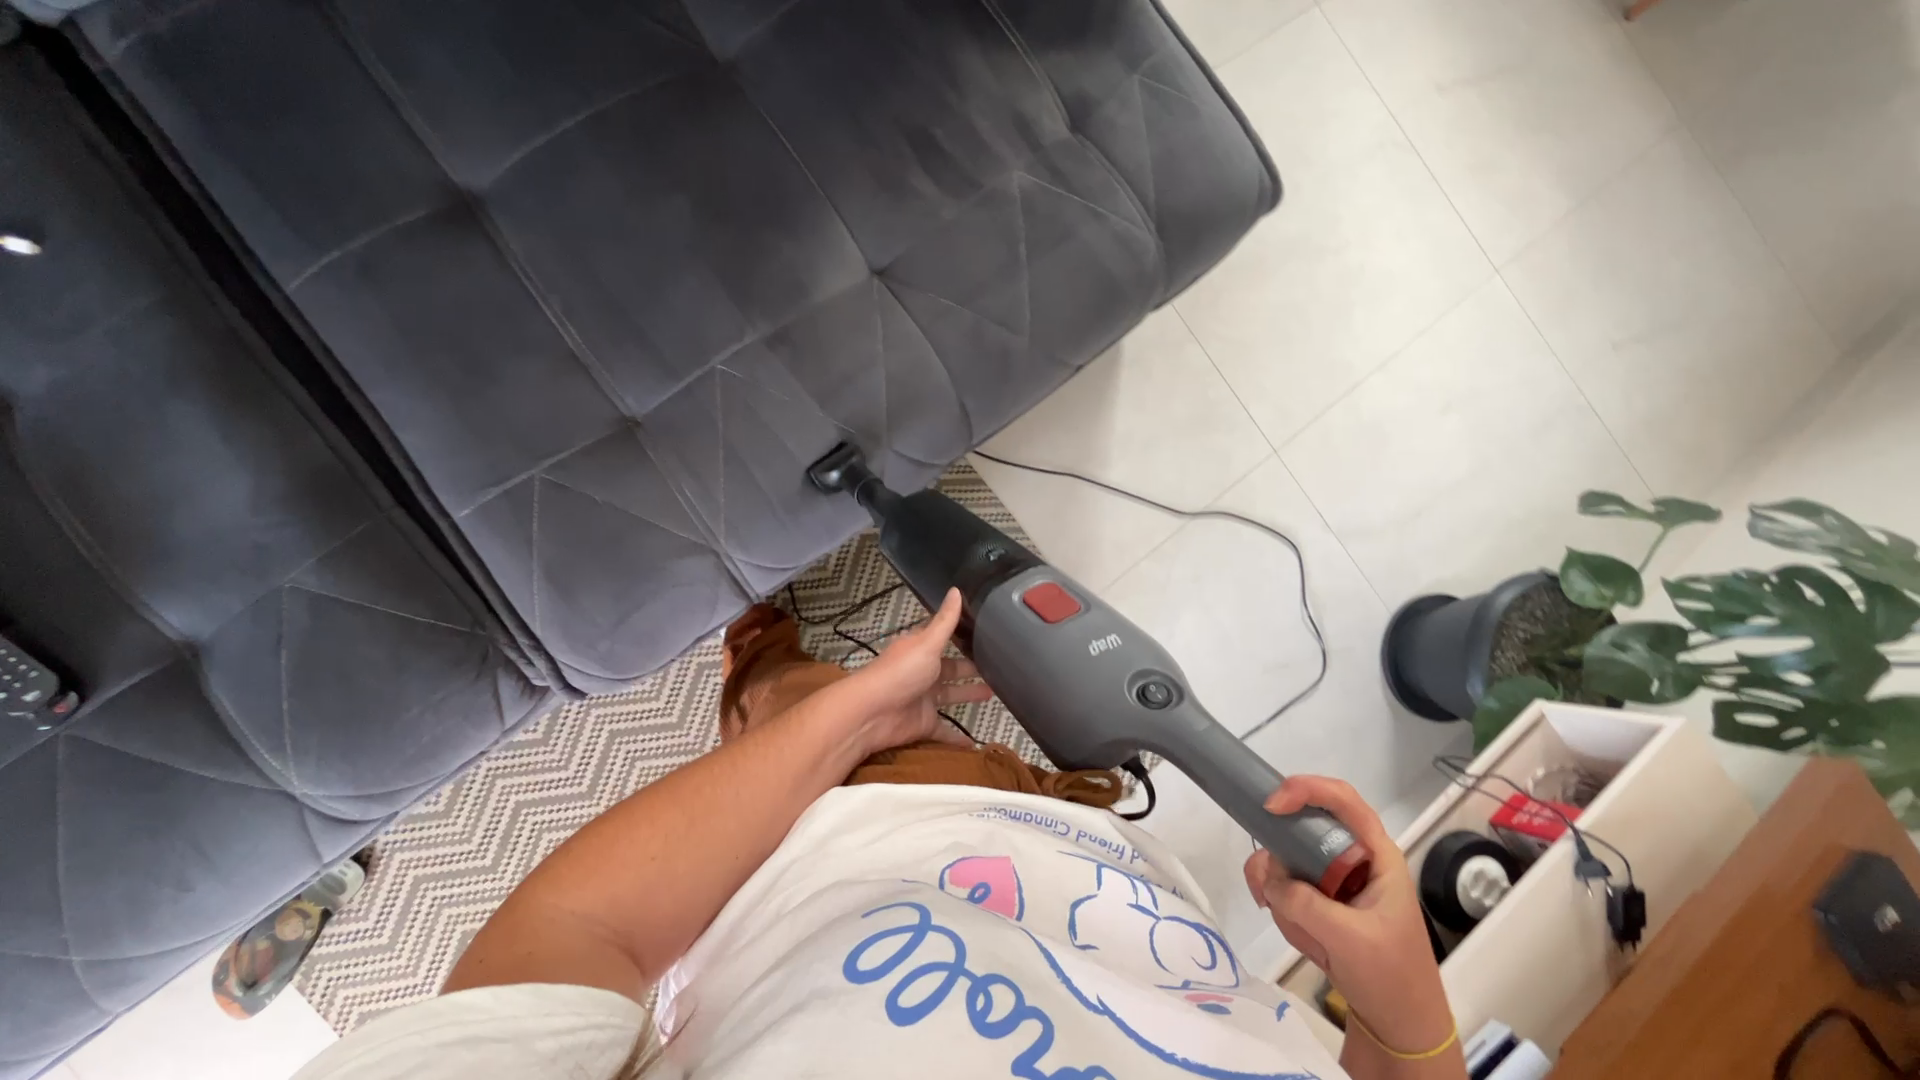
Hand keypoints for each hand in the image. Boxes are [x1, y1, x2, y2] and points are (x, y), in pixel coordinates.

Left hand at [830, 588, 993, 755]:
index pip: (944, 638)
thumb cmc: (900, 672)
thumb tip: (957, 588)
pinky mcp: (925, 723)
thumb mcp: (926, 643)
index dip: (963, 635)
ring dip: (970, 694)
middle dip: (972, 667)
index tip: (988, 630)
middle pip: (952, 668)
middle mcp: (923, 672)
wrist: (872, 713)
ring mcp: (924, 699)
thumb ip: (945, 622)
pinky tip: (977, 742)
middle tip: (1001, 666)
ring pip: (952, 695)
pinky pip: (945, 730)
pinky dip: (958, 737)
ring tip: (998, 693)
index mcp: (921, 649)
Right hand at [1242, 777, 1453, 1055]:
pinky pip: (1283, 888)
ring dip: (1281, 894)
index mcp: (1377, 856)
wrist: (1398, 1027)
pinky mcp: (1317, 901)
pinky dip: (1280, 908)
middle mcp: (1353, 859)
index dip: (1307, 790)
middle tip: (1267, 886)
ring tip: (1300, 931)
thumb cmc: (1390, 977)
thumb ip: (1303, 902)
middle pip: (1301, 828)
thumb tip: (1267, 876)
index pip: (1343, 800)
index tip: (1273, 807)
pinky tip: (1296, 934)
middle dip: (1280, 858)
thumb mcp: (1349, 939)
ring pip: (1285, 860)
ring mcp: (1333, 880)